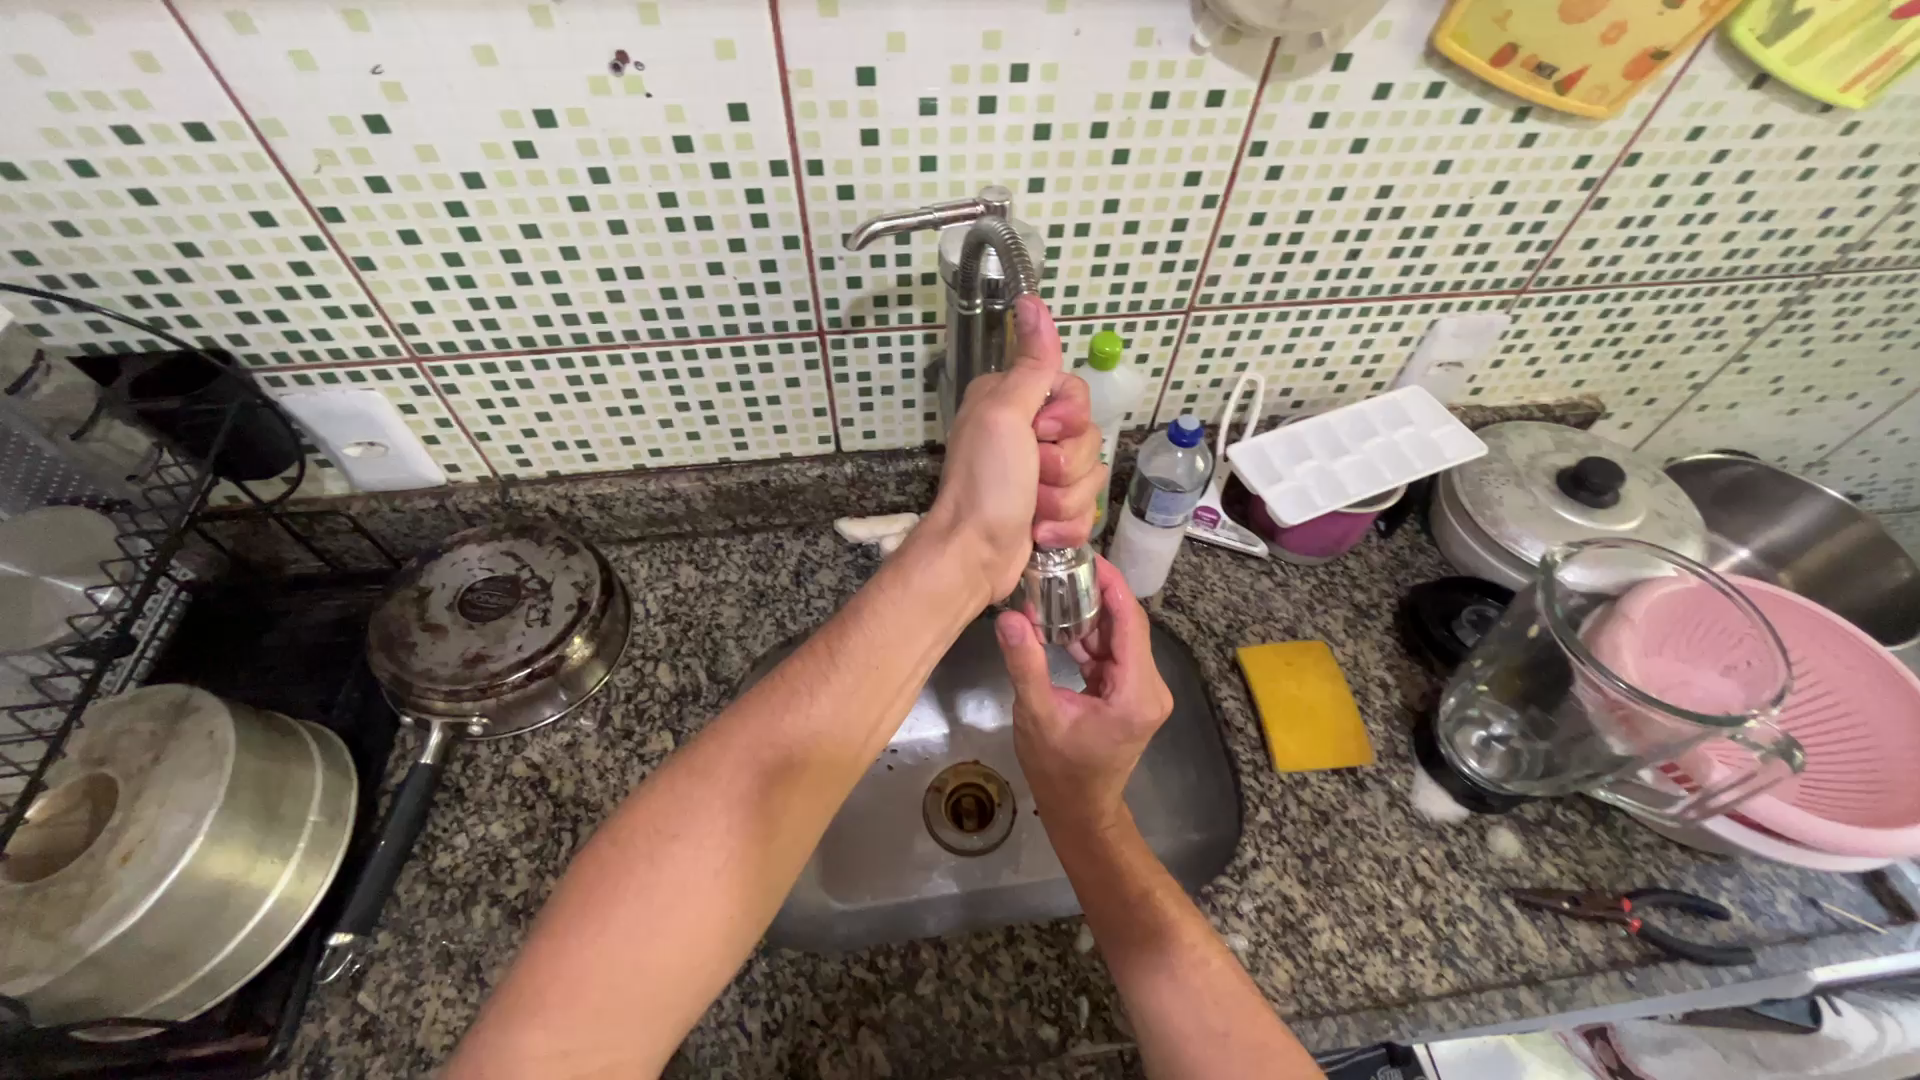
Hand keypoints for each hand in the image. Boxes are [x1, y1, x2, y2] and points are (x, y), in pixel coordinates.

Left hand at [926, 294, 1105, 599]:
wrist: (974, 555)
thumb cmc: (985, 484)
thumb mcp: (1005, 414)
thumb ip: (1031, 363)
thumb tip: (1031, 300)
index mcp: (1013, 402)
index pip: (1075, 393)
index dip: (1068, 418)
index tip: (1041, 433)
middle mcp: (1027, 433)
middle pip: (1087, 437)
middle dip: (1063, 466)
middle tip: (1030, 476)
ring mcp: (1041, 474)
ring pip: (1090, 477)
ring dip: (1062, 500)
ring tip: (1031, 509)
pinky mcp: (1051, 510)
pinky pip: (1086, 511)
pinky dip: (1065, 526)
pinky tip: (1038, 532)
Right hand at [994, 556, 1172, 836]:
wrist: (1079, 809)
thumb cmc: (1059, 770)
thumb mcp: (1038, 716)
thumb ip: (1026, 665)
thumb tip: (1008, 617)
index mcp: (1136, 692)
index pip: (1131, 623)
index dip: (1112, 585)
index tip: (1087, 556)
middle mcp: (1149, 687)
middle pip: (1126, 627)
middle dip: (1094, 596)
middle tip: (1061, 567)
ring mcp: (1141, 691)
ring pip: (1118, 639)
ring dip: (1088, 616)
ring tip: (1054, 588)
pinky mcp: (1128, 694)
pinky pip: (1111, 655)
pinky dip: (1087, 639)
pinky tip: (1059, 624)